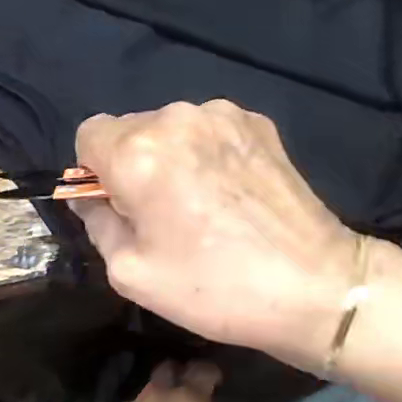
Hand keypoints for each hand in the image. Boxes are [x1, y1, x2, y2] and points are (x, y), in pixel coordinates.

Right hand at [70, 100, 365, 370]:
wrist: (313, 282)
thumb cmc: (215, 286)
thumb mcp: (132, 273)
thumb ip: (98, 223)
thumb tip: (91, 197)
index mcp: (138, 151)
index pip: (88, 134)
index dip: (96, 172)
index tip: (121, 206)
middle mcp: (177, 117)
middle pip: (132, 128)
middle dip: (134, 162)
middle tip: (165, 212)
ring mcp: (224, 115)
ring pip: (173, 127)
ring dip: (174, 155)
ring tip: (205, 203)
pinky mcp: (259, 122)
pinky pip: (212, 129)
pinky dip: (210, 151)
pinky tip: (234, 191)